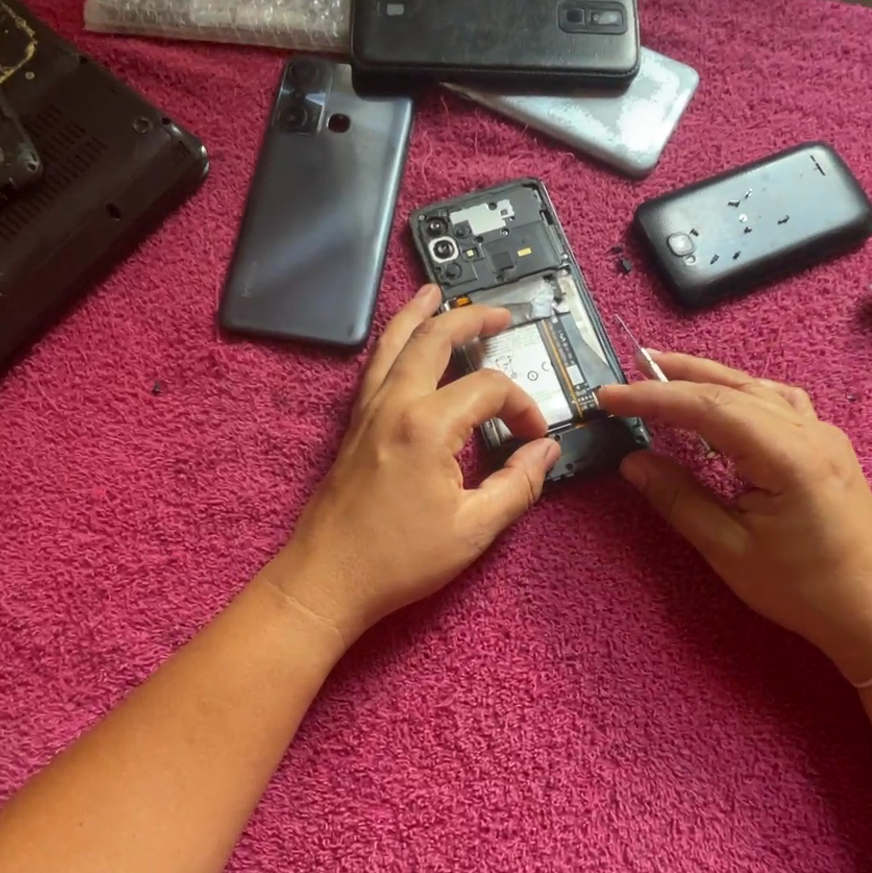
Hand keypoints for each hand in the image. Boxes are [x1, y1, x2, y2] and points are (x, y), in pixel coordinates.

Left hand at [263, 284, 561, 644]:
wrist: (327, 578)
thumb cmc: (396, 560)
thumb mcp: (473, 529)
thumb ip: (517, 485)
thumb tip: (544, 453)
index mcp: (427, 426)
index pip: (489, 390)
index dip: (522, 407)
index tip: (533, 438)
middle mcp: (394, 405)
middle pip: (434, 340)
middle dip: (471, 321)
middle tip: (499, 315)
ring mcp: (367, 413)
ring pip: (393, 344)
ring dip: (419, 316)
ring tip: (435, 294)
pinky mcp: (353, 427)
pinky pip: (375, 368)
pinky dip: (392, 344)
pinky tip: (400, 345)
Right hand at [595, 351, 871, 681]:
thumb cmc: (802, 589)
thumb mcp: (729, 549)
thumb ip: (679, 498)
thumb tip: (633, 462)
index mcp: (788, 456)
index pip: (709, 408)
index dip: (654, 397)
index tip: (610, 396)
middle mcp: (810, 432)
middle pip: (733, 387)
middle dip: (676, 376)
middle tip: (628, 369)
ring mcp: (823, 435)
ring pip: (756, 388)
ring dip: (708, 377)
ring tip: (664, 371)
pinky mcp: (825, 446)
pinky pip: (776, 402)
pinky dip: (738, 393)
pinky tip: (720, 399)